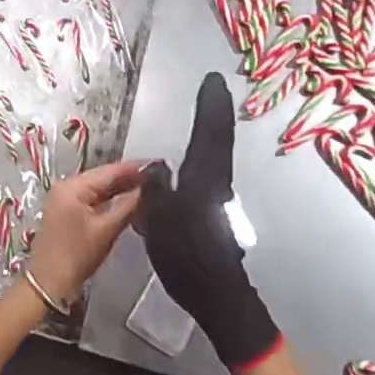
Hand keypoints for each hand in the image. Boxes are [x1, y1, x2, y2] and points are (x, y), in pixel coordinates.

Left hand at [24, 161, 148, 307]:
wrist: (49, 283)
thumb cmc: (77, 255)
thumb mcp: (106, 229)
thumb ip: (128, 205)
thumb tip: (147, 188)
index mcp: (72, 187)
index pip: (109, 170)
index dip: (135, 168)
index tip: (159, 166)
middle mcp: (66, 187)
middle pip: (103, 177)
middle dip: (129, 178)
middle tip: (158, 179)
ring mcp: (64, 200)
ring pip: (98, 189)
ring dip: (120, 190)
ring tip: (149, 190)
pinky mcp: (66, 213)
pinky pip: (92, 200)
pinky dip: (109, 201)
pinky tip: (128, 203)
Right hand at [139, 73, 279, 369]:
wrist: (216, 293)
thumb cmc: (188, 255)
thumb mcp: (161, 219)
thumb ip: (156, 189)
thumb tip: (156, 167)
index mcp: (204, 178)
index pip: (211, 131)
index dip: (211, 104)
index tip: (214, 81)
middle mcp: (215, 183)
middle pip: (218, 140)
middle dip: (215, 115)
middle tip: (212, 93)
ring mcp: (217, 200)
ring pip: (213, 159)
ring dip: (210, 137)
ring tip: (201, 123)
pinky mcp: (212, 215)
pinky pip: (203, 178)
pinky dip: (198, 163)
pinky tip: (184, 172)